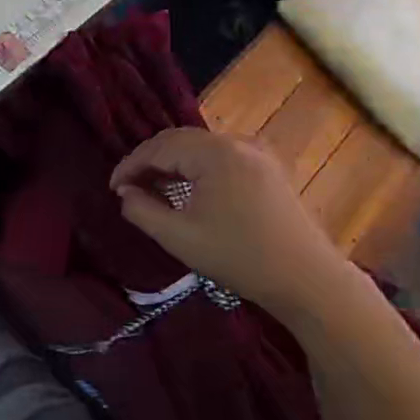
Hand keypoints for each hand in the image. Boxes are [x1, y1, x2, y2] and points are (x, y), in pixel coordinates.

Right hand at [110, 127, 356, 318]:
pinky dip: (195, 168)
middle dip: (148, 161)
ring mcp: (259, 154)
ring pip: (200, 147)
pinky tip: (186, 190)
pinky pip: (221, 157)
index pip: (158, 148)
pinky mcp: (269, 169)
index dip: (129, 166)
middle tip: (128, 187)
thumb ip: (141, 209)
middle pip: (179, 141)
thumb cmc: (236, 255)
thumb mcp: (176, 235)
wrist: (306, 278)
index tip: (113, 189)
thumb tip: (126, 192)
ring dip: (171, 163)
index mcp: (215, 154)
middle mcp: (238, 143)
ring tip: (153, 189)